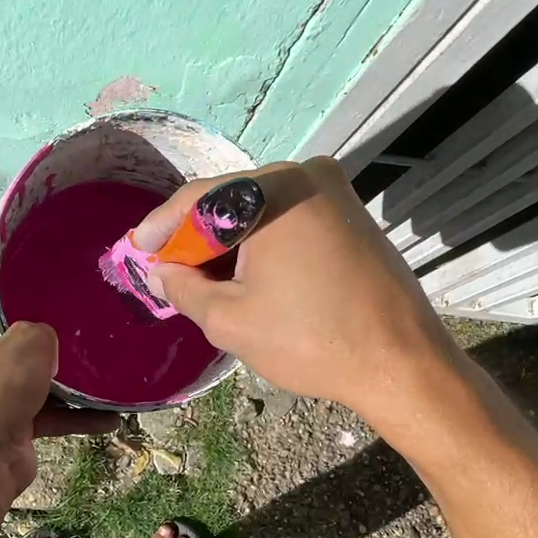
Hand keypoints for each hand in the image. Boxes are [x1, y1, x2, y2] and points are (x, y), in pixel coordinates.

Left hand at [0, 287, 118, 500]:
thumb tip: (46, 348)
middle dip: (40, 339)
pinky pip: (45, 416)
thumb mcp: (28, 341)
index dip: (0, 290)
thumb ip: (42, 333)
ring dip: (65, 383)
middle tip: (78, 326)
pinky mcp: (5, 427)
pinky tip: (110, 416)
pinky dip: (73, 417)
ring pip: (29, 381)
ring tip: (103, 371)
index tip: (35, 285)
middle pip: (7, 341)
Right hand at [137, 158, 469, 440]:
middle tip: (167, 269)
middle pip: (228, 201)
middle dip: (194, 237)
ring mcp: (334, 192)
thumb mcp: (229, 319)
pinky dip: (260, 243)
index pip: (197, 200)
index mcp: (272, 191)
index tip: (136, 250)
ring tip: (201, 279)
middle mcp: (305, 175)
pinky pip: (288, 219)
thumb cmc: (309, 339)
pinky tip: (244, 274)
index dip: (160, 227)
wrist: (401, 362)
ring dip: (227, 242)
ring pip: (258, 211)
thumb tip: (160, 272)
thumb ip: (183, 288)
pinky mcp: (350, 214)